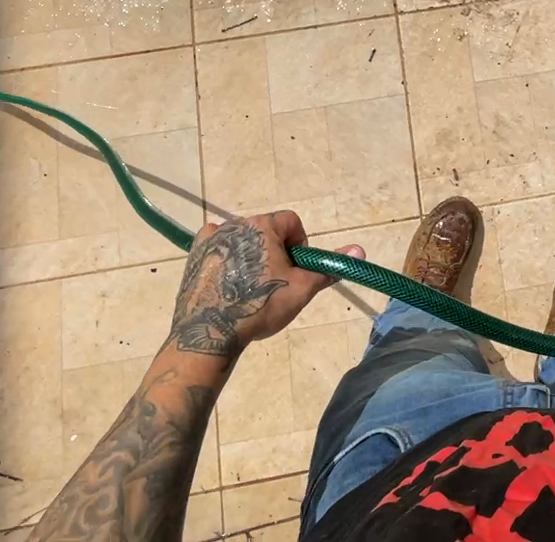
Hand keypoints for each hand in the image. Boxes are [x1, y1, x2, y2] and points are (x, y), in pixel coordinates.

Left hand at [166, 211, 363, 363]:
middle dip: (274, 250)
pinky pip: (214, 245)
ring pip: (241, 239)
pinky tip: (226, 275)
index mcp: (264, 226)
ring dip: (250, 254)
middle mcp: (236, 224)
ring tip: (250, 286)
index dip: (299, 244)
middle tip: (275, 281)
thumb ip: (329, 266)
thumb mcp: (302, 288)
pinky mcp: (194, 256)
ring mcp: (212, 239)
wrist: (210, 332)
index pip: (291, 222)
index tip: (295, 269)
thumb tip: (360, 249)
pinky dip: (223, 254)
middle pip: (266, 230)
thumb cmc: (261, 305)